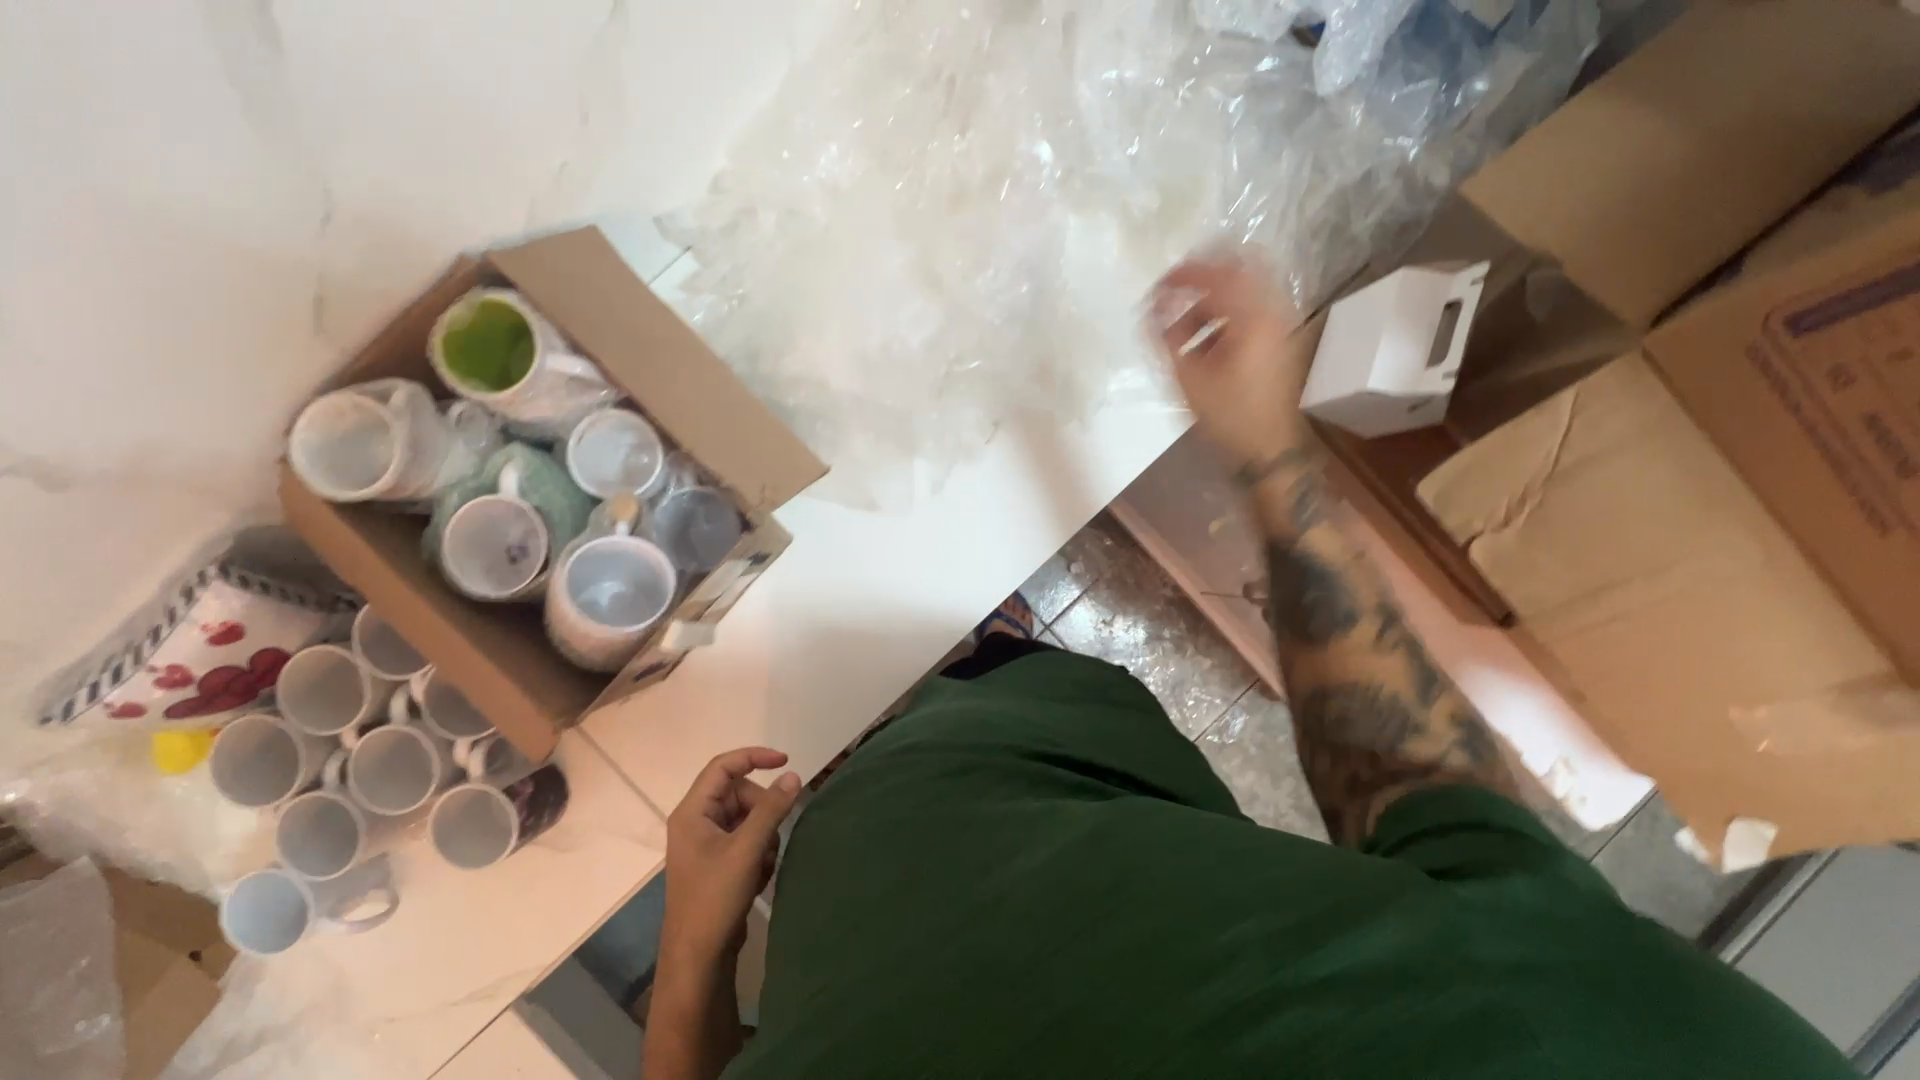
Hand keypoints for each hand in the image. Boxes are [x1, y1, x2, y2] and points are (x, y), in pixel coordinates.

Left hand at [662, 747, 802, 963]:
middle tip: (772, 837)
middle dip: (763, 811)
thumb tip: (793, 775)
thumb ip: (771, 809)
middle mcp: (696, 822)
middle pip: (740, 794)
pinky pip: (746, 841)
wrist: (698, 956)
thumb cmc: (715, 898)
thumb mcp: (747, 849)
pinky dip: (759, 853)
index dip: (754, 758)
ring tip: (762, 865)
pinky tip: (759, 879)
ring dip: (764, 836)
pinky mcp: (718, 864)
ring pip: (747, 819)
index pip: (723, 766)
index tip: (786, 762)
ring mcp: (706, 844)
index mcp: (692, 812)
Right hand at [1147, 255, 1310, 466]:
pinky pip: (1252, 307)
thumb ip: (1167, 335)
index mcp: (1253, 318)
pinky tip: (1205, 337)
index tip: (1158, 287)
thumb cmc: (1227, 416)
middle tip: (1174, 288)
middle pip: (1240, 268)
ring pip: (1246, 288)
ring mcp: (1281, 324)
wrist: (1268, 448)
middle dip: (1204, 275)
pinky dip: (1227, 311)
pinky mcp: (1280, 338)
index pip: (1218, 275)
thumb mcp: (1188, 377)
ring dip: (1213, 297)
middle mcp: (1273, 311)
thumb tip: (1151, 308)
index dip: (1183, 275)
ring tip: (1185, 324)